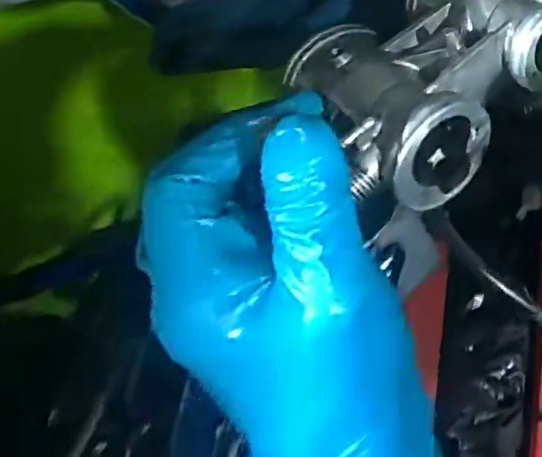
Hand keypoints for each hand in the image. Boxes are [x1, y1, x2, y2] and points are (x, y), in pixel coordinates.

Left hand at [140, 94, 433, 456]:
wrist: (360, 449)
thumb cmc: (339, 373)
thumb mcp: (329, 282)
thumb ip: (309, 202)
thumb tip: (293, 125)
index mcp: (194, 280)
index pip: (181, 180)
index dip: (231, 137)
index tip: (296, 119)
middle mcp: (194, 281)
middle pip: (197, 186)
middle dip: (251, 144)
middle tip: (314, 127)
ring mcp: (224, 288)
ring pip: (226, 200)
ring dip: (270, 165)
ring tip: (323, 147)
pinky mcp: (255, 291)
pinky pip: (254, 222)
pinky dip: (283, 191)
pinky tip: (323, 187)